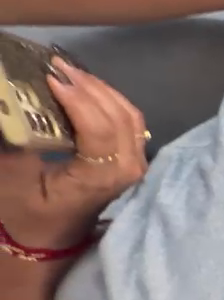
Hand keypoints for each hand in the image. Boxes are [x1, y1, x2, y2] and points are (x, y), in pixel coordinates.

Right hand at [0, 57, 148, 251]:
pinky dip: (108, 102)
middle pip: (122, 118)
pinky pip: (129, 125)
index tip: (49, 75)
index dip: (78, 99)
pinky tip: (82, 88)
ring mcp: (135, 163)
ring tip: (66, 69)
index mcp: (104, 174)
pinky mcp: (130, 160)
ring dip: (101, 90)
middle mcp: (129, 167)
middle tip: (54, 63)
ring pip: (131, 118)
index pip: (101, 128)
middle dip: (90, 86)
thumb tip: (8, 111)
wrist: (51, 236)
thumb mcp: (10, 177)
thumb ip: (13, 143)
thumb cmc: (28, 210)